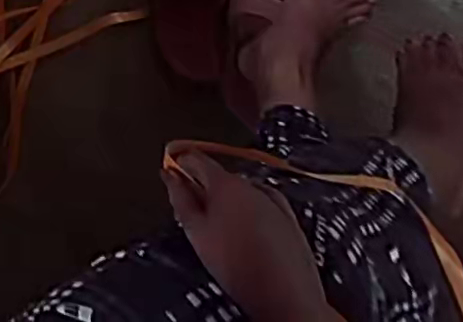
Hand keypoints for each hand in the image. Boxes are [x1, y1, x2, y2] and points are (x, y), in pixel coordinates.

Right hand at [163, 153, 335, 321]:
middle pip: (218, 176)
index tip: (170, 171)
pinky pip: (264, 205)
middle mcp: (252, 187)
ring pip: (241, 191)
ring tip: (219, 225)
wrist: (288, 304)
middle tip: (191, 208)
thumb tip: (169, 175)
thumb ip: (178, 196)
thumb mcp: (195, 230)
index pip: (194, 158)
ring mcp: (275, 205)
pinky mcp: (292, 224)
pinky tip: (247, 227)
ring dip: (227, 200)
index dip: (178, 161)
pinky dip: (251, 210)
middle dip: (202, 187)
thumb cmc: (238, 267)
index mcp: (225, 183)